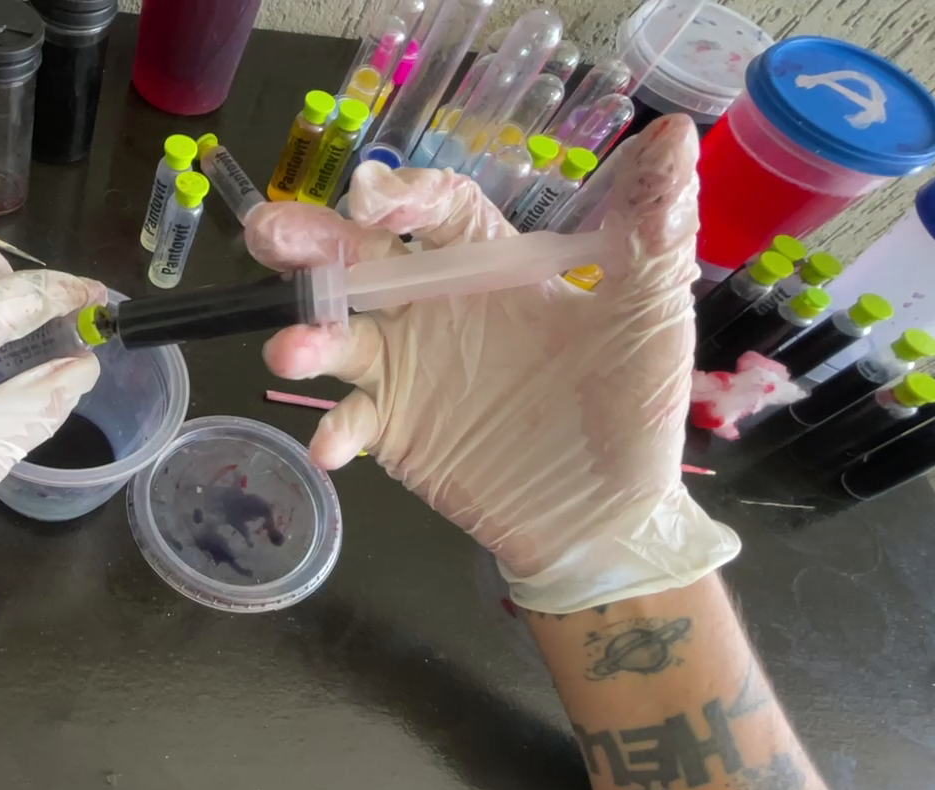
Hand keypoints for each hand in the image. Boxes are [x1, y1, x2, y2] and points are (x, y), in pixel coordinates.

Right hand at [243, 115, 738, 612]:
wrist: (599, 510)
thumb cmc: (629, 409)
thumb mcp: (647, 315)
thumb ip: (648, 232)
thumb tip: (668, 134)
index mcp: (489, 268)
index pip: (434, 214)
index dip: (401, 198)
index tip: (371, 202)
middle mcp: (432, 309)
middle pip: (361, 265)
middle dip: (311, 246)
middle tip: (265, 233)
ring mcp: (402, 371)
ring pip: (338, 341)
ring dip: (305, 342)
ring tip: (287, 352)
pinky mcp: (388, 428)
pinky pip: (350, 419)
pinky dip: (334, 430)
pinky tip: (330, 446)